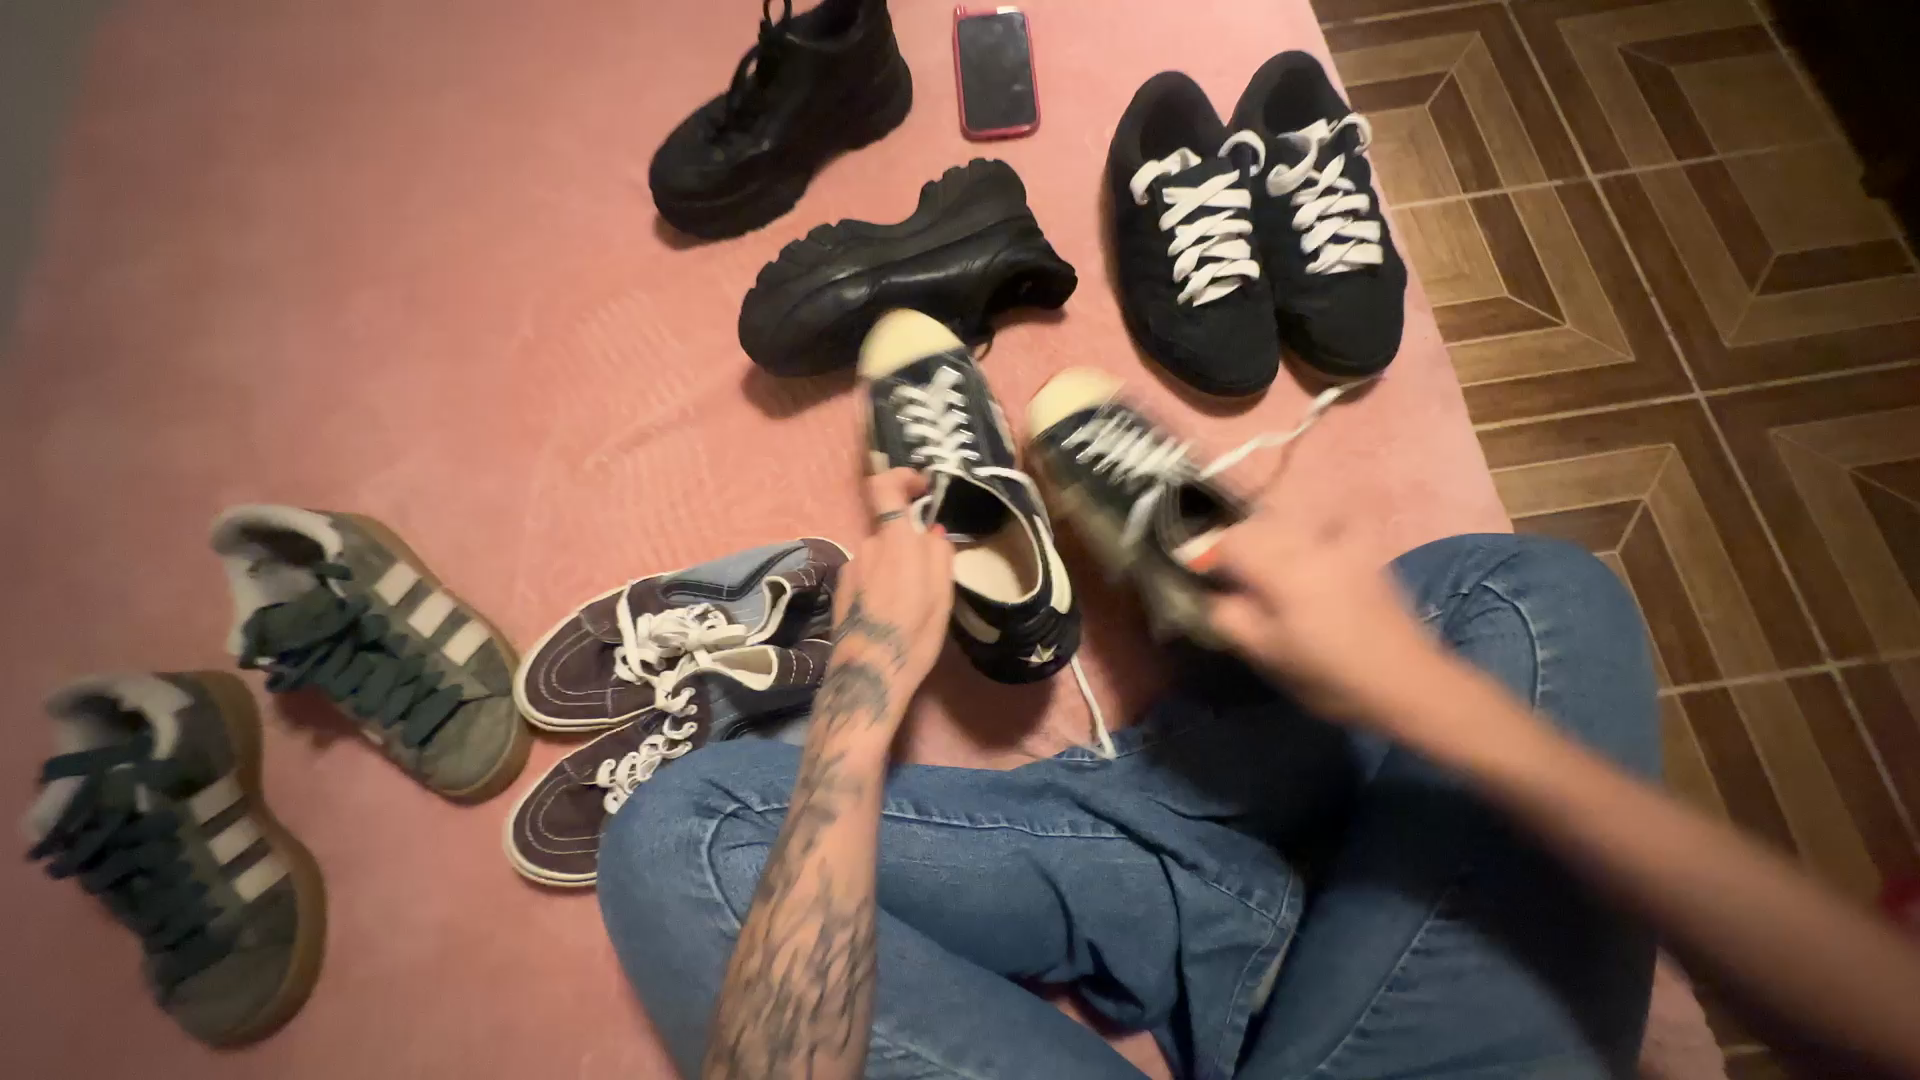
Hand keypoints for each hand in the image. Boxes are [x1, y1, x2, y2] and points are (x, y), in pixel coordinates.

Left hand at [821, 469, 954, 728]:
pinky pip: (867, 575)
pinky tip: (889, 615)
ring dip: (895, 570)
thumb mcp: (942, 594)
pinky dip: (880, 585)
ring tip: (910, 606)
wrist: (869, 672)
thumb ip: (938, 553)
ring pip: (879, 556)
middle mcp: (866, 547)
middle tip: (928, 580)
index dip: (903, 478)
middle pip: (890, 532)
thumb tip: (931, 530)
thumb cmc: (913, 632)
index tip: (921, 487)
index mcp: (895, 542)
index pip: (885, 488)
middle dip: (909, 546)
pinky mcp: (841, 590)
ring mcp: (850, 569)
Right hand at [1197, 506, 1450, 723]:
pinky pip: (1327, 523)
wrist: (1408, 683)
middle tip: (1223, 571)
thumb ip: (1227, 616)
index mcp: (1281, 568)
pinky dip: (1309, 529)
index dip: (1204, 553)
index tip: (1193, 572)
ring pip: (1288, 519)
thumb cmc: (1330, 675)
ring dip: (1266, 534)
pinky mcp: (1364, 550)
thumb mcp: (1267, 654)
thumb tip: (1204, 594)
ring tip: (1260, 562)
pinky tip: (1307, 548)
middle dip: (1233, 542)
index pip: (1228, 541)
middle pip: (1256, 524)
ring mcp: (1341, 542)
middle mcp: (1309, 543)